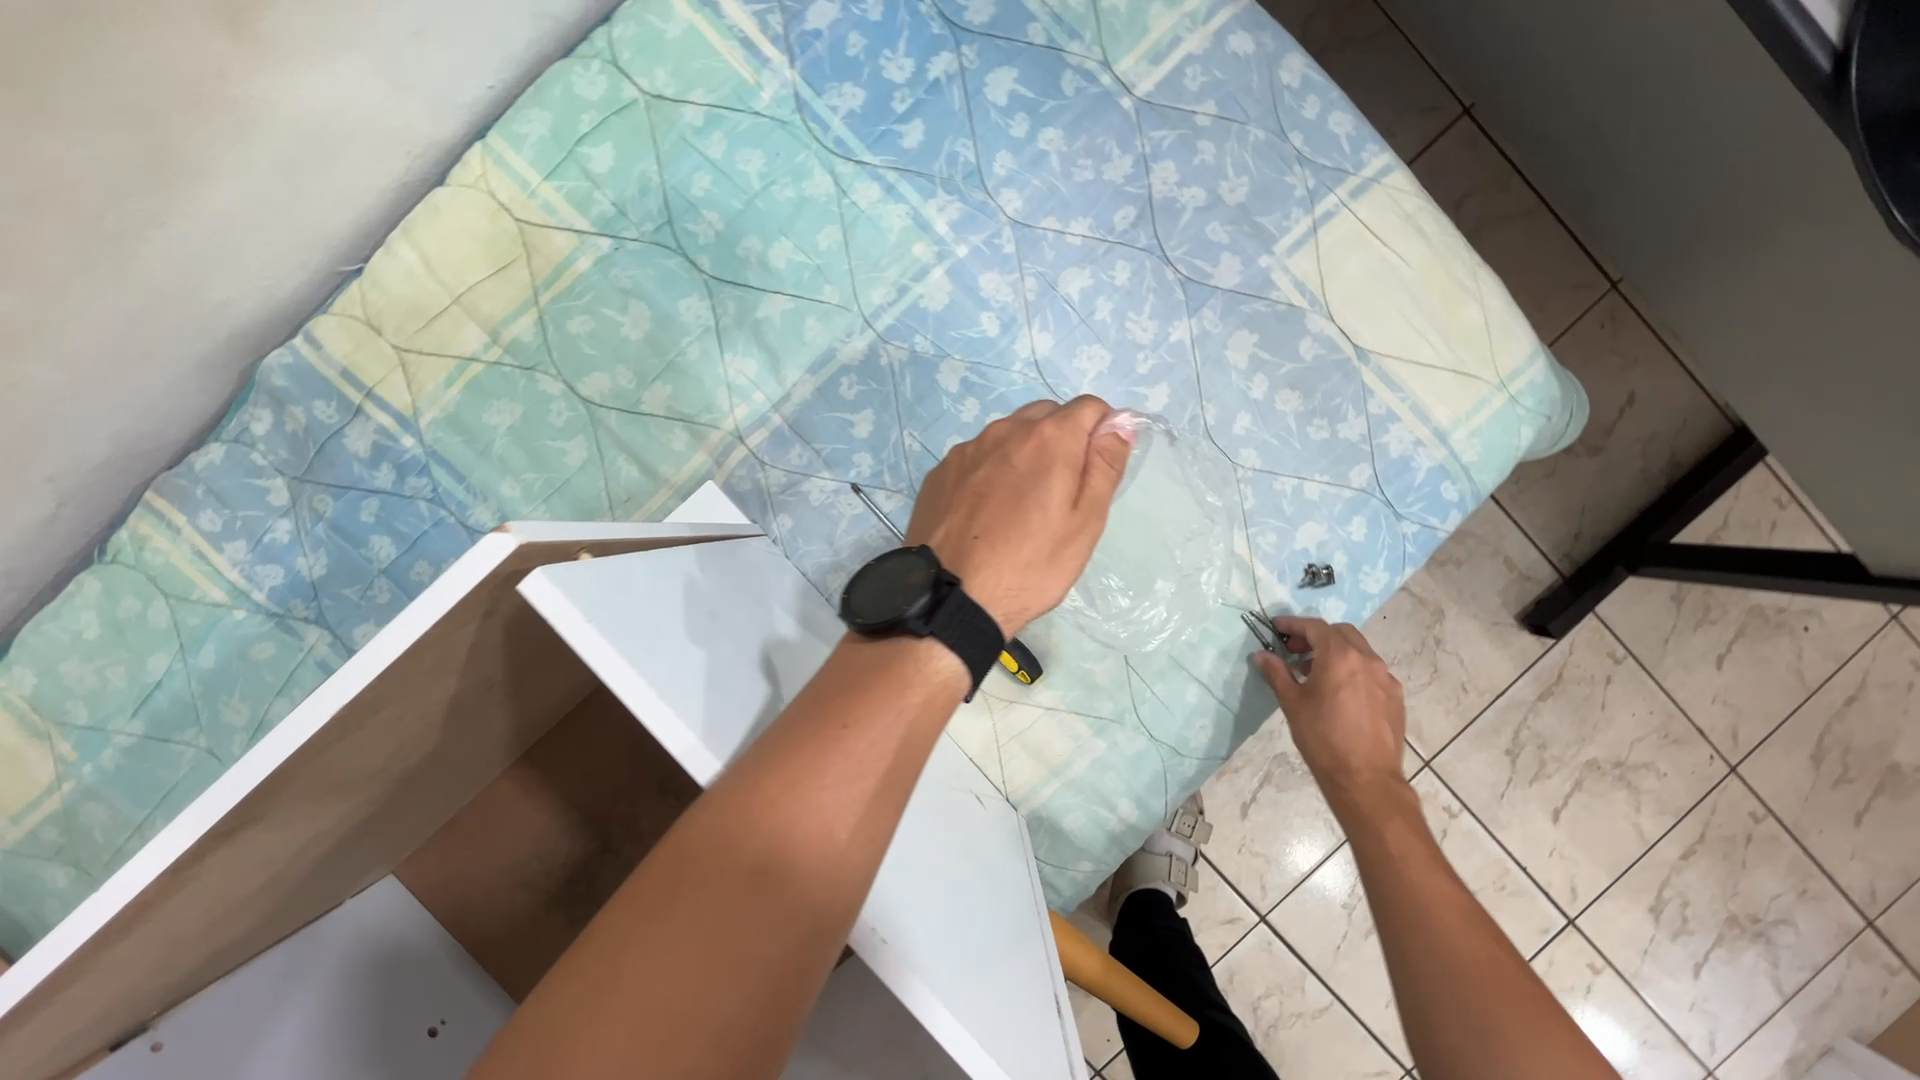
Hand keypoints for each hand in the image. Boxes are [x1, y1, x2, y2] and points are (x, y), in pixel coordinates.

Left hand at [905, 396, 1132, 636]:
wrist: (953, 598)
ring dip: (1024, 455)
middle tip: (1061, 492)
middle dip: (1063, 440)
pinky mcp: (940, 473)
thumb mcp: (1085, 522)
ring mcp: (966, 451)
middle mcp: (1004, 431)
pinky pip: (977, 459)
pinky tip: (986, 513)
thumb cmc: (1031, 566)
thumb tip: (1119, 424)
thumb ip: (1105, 464)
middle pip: (1046, 415)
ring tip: (1021, 506)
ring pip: (1008, 436)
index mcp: (1048, 438)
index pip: (1089, 407)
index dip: (1102, 431)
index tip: (1098, 468)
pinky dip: (990, 472)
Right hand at [1251, 617, 1408, 820]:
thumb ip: (1277, 673)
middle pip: (1341, 633)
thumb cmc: (1322, 737)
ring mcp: (1386, 678)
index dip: (1294, 625)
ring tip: (1314, 674)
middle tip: (1295, 651)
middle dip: (1316, 636)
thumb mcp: (1292, 703)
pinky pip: (1372, 672)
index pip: (1315, 627)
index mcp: (1340, 656)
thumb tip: (1261, 655)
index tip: (1276, 628)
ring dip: (1336, 652)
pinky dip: (1353, 670)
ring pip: (1359, 651)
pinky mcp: (1395, 697)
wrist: (1365, 777)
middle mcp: (1367, 660)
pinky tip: (1340, 693)